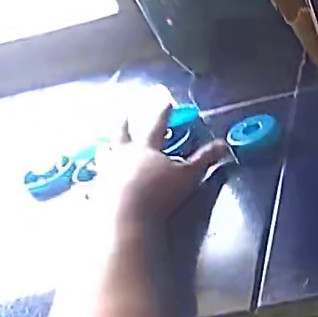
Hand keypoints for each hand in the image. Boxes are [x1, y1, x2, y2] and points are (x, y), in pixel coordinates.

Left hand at [100, 101, 229, 236]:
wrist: (126, 216)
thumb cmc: (160, 192)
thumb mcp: (189, 175)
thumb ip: (205, 159)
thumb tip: (224, 144)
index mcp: (146, 148)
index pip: (157, 125)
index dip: (163, 112)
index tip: (166, 100)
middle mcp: (123, 155)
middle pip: (122, 133)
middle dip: (124, 121)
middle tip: (123, 112)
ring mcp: (107, 171)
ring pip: (104, 153)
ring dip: (106, 147)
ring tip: (104, 145)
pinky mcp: (97, 190)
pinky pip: (94, 180)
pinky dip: (95, 178)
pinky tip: (93, 182)